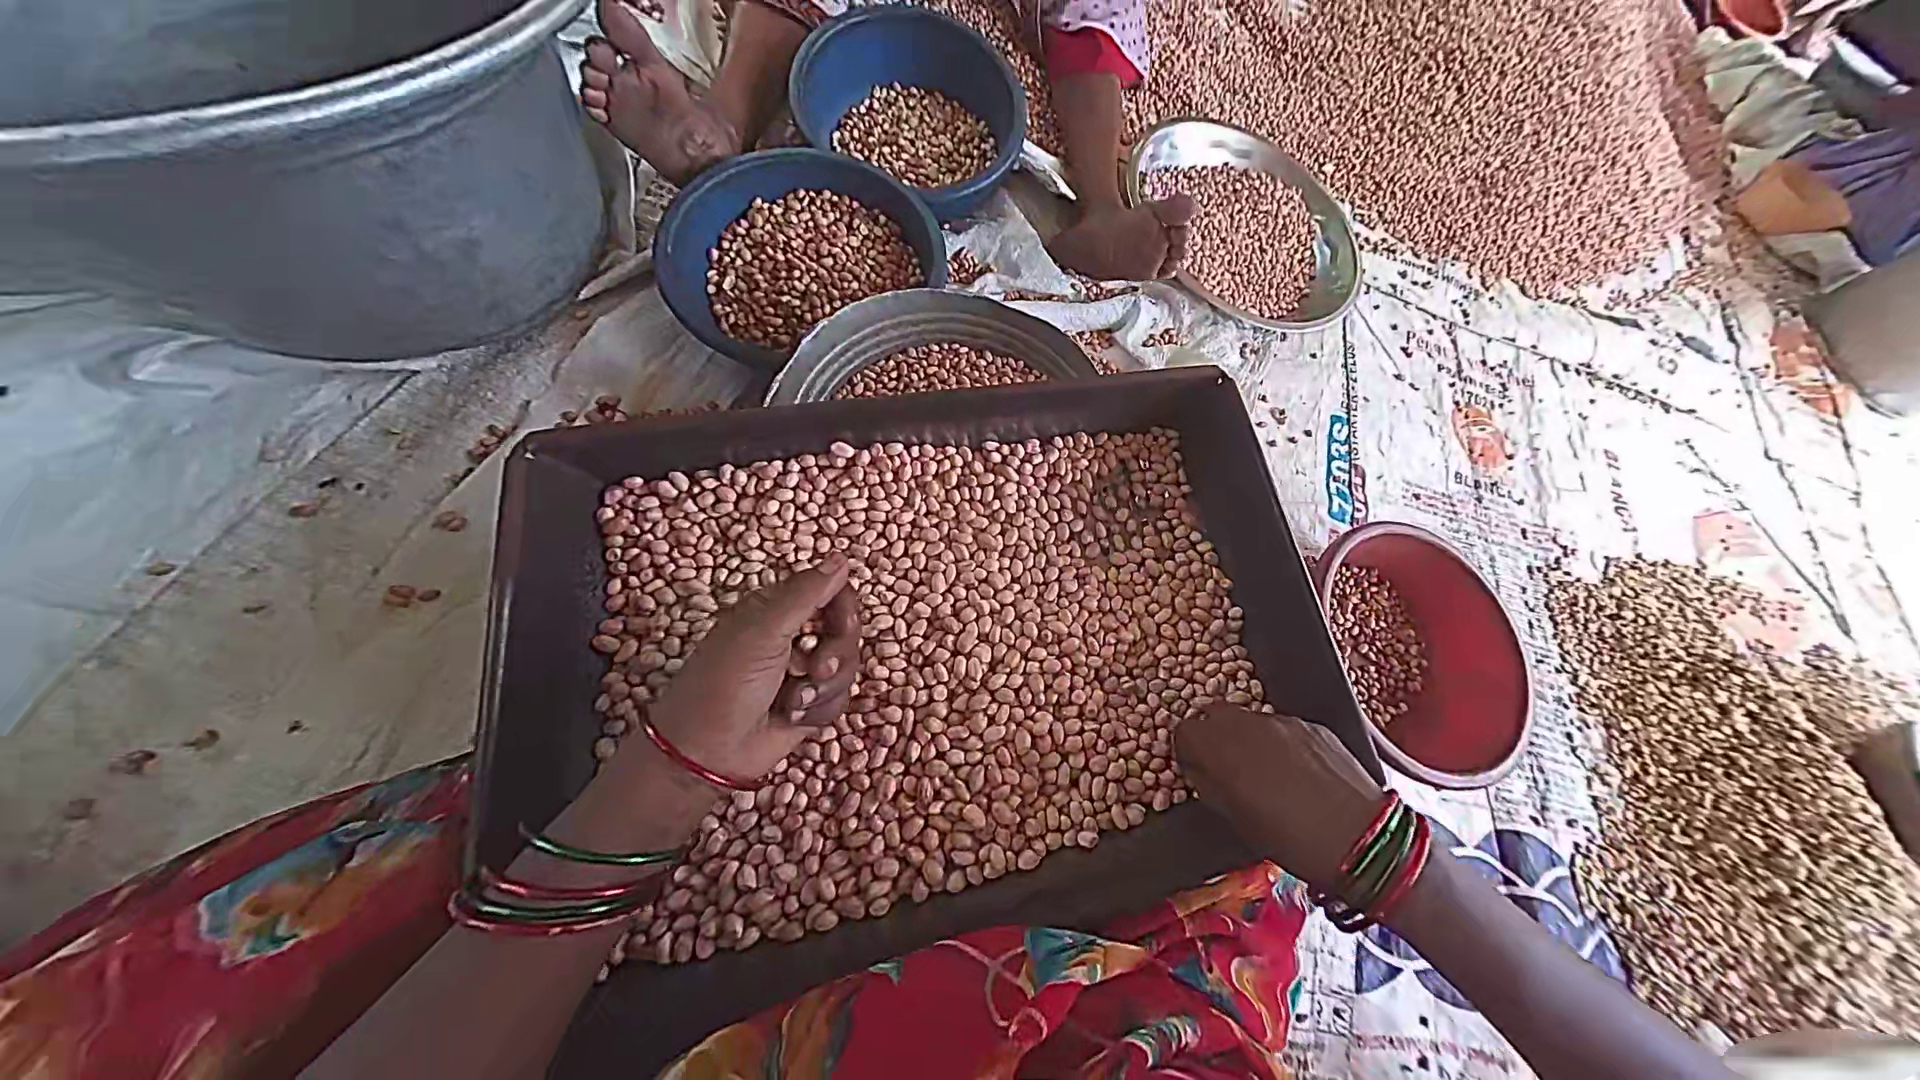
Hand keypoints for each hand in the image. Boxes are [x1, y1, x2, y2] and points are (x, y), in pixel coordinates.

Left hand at [646, 554, 860, 787]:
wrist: (706, 752)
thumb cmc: (724, 683)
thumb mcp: (764, 631)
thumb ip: (806, 593)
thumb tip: (841, 558)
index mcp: (778, 609)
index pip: (830, 591)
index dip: (842, 606)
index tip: (840, 622)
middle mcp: (793, 636)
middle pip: (846, 630)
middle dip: (835, 653)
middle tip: (814, 667)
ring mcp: (803, 672)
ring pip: (847, 667)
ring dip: (823, 686)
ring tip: (793, 700)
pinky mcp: (811, 704)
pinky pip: (840, 697)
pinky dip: (819, 709)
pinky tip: (792, 716)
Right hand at [1175, 703, 1388, 889]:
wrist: (1366, 841)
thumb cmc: (1292, 840)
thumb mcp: (1237, 820)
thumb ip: (1209, 786)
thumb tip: (1199, 769)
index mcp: (1222, 749)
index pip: (1185, 730)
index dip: (1186, 748)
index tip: (1194, 766)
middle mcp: (1249, 726)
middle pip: (1214, 714)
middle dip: (1212, 734)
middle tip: (1223, 764)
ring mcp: (1284, 722)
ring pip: (1250, 720)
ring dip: (1246, 738)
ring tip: (1264, 772)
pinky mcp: (1314, 727)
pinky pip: (1282, 727)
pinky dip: (1279, 742)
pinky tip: (1296, 772)